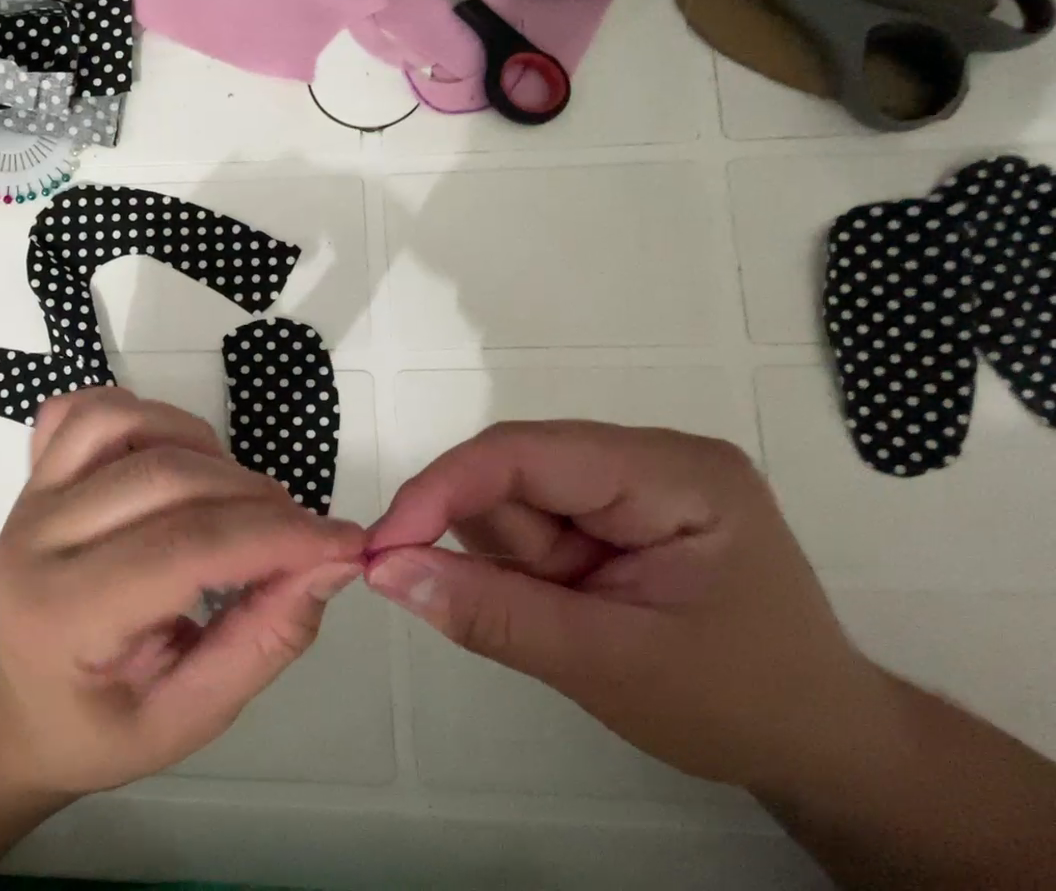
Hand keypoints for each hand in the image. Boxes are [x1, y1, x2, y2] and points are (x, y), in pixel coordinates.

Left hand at [0, 387, 365, 796]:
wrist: (24, 712)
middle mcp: (37, 539)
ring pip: (120, 420)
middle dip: (255, 497)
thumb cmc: (101, 728)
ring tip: (235, 498)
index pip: (183, 549)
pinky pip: (81, 410)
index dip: (275, 537)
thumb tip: (332, 563)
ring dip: (199, 444)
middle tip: (302, 535)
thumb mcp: (191, 718)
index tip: (344, 544)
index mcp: (66, 614)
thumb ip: (263, 639)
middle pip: (162, 476)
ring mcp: (29, 496)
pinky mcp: (32, 474)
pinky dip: (140, 415)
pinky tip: (174, 457)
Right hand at [364, 421, 883, 789]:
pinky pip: (522, 528)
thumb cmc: (740, 706)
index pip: (525, 453)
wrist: (820, 748)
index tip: (380, 550)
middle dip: (491, 549)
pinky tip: (564, 609)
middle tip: (510, 616)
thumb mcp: (608, 666)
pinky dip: (516, 573)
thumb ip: (492, 614)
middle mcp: (645, 461)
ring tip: (568, 622)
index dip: (441, 490)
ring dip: (505, 566)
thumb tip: (383, 570)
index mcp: (673, 474)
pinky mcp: (607, 516)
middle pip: (511, 475)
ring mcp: (626, 486)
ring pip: (507, 502)